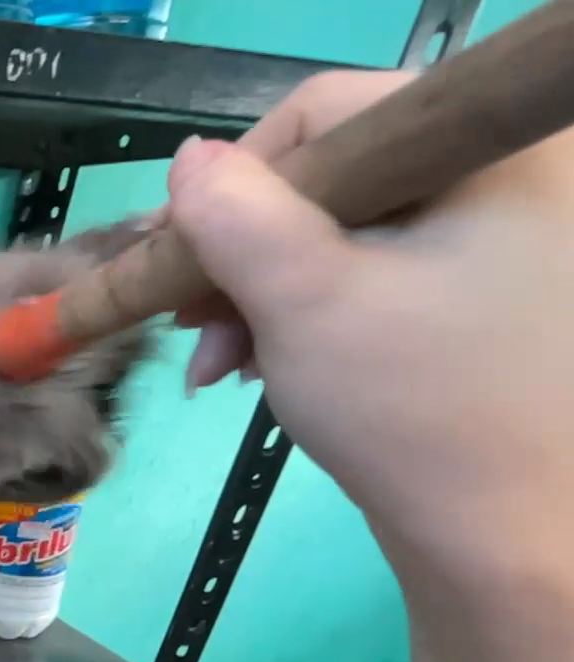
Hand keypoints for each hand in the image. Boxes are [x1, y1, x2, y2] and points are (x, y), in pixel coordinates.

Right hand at [165, 71, 573, 564]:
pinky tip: (255, 362)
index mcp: (491, 147)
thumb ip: (236, 218)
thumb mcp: (302, 301)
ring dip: (248, 295)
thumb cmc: (412, 402)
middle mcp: (506, 168)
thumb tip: (184, 160)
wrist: (505, 523)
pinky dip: (288, 313)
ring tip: (217, 363)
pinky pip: (353, 269)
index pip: (327, 111)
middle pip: (321, 176)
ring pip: (324, 230)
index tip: (180, 261)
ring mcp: (493, 229)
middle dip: (234, 257)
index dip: (233, 182)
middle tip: (190, 326)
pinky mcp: (472, 282)